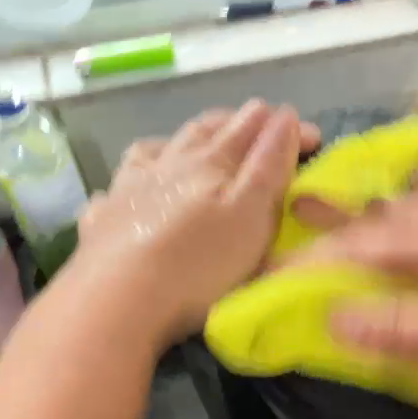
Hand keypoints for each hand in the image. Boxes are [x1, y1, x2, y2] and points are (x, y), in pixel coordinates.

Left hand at [71, 101, 318, 341]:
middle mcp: (168, 163)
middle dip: (235, 123)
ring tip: (194, 143)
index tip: (312, 135)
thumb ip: (269, 167)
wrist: (119, 301)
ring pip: (158, 149)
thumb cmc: (199, 264)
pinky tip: (132, 188)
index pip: (252, 130)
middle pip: (205, 130)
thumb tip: (285, 117)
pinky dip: (132, 179)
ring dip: (181, 140)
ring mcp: (130, 188)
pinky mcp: (105, 219)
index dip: (282, 128)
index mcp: (210, 163)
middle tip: (257, 122)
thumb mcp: (250, 216)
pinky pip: (117, 187)